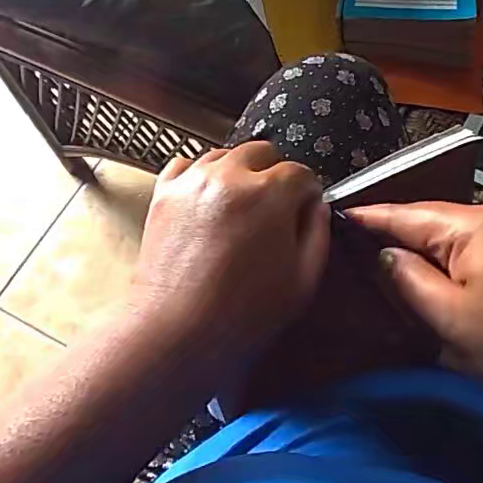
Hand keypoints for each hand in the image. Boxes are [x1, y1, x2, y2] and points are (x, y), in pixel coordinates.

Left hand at [131, 143, 330, 363]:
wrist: (177, 330)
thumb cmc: (241, 313)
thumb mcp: (303, 279)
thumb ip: (318, 233)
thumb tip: (317, 209)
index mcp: (269, 195)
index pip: (300, 172)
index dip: (308, 193)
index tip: (304, 209)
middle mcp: (229, 177)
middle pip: (263, 152)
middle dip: (275, 175)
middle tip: (274, 208)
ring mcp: (192, 182)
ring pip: (226, 155)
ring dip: (240, 173)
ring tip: (241, 208)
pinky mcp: (164, 193)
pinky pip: (188, 166)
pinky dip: (203, 177)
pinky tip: (211, 203)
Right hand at [346, 202, 482, 419]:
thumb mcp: (456, 320)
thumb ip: (409, 282)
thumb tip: (381, 255)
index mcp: (472, 226)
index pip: (404, 213)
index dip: (365, 218)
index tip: (327, 223)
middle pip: (424, 225)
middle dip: (386, 240)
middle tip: (340, 257)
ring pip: (445, 245)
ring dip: (414, 259)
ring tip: (369, 274)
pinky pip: (466, 262)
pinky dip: (440, 274)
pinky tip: (419, 289)